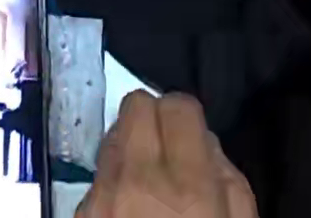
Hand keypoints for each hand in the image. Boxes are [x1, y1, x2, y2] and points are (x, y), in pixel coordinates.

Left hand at [79, 92, 255, 217]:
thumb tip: (205, 144)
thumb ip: (231, 186)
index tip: (192, 136)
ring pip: (113, 132)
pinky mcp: (79, 211)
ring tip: (148, 178)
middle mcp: (137, 179)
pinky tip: (128, 206)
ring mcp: (101, 195)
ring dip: (132, 144)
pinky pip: (97, 173)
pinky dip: (114, 180)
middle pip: (137, 103)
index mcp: (187, 187)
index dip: (188, 116)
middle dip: (154, 117)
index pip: (177, 105)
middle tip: (169, 150)